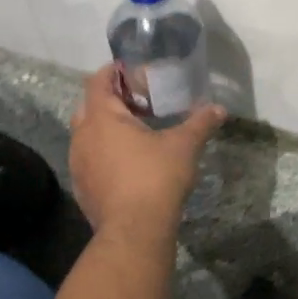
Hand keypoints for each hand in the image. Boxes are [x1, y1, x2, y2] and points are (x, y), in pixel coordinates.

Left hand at [69, 65, 224, 239]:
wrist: (134, 229)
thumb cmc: (156, 177)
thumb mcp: (184, 145)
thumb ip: (200, 123)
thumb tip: (219, 108)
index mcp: (102, 118)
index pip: (98, 81)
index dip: (113, 71)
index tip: (131, 69)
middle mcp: (83, 136)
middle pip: (90, 106)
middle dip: (112, 100)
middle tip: (140, 102)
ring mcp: (79, 163)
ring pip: (88, 135)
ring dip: (108, 129)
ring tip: (137, 133)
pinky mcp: (82, 186)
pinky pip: (91, 159)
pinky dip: (106, 153)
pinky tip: (129, 163)